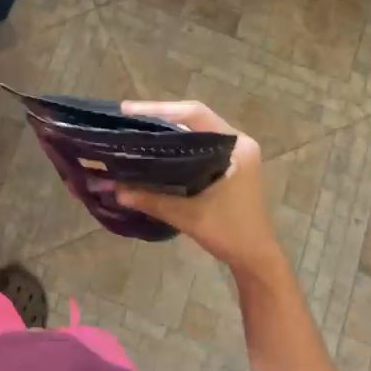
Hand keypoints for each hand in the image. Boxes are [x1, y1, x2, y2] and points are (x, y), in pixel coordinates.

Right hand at [115, 101, 283, 275]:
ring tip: (135, 127)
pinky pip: (198, 143)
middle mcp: (237, 142)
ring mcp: (235, 153)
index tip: (128, 111)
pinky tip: (154, 146)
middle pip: (193, 117)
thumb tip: (113, 189)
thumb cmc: (230, 233)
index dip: (159, 109)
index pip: (194, 114)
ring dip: (166, 127)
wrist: (256, 260)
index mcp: (236, 147)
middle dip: (159, 115)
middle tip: (126, 117)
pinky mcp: (228, 164)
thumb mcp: (188, 215)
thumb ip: (151, 199)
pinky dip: (176, 142)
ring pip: (194, 129)